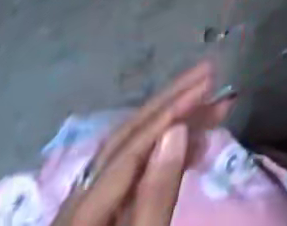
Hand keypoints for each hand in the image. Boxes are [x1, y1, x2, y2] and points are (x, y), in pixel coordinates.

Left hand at [54, 61, 230, 225]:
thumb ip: (154, 198)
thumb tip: (176, 133)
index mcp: (82, 214)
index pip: (130, 147)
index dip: (170, 111)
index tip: (210, 82)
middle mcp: (75, 205)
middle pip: (123, 140)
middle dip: (169, 104)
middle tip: (211, 76)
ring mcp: (80, 216)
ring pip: (124, 154)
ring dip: (166, 123)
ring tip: (209, 104)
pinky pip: (125, 174)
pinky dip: (157, 150)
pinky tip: (182, 143)